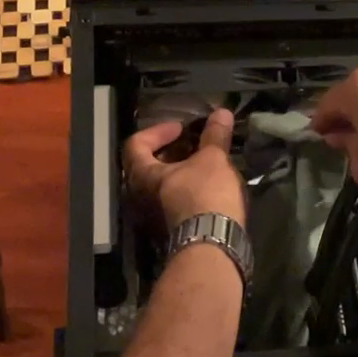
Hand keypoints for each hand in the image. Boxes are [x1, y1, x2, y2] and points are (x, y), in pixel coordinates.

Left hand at [125, 109, 245, 228]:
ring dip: (180, 172)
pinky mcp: (171, 230)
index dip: (157, 131)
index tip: (180, 128)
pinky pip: (173, 203)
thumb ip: (214, 135)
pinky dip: (187, 190)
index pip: (136, 144)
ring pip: (161, 187)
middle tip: (192, 144)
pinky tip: (209, 187)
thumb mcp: (213, 159)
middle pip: (147, 166)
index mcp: (143, 175)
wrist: (213, 243)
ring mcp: (153, 216)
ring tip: (204, 164)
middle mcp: (140, 196)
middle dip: (170, 152)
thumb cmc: (204, 194)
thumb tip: (221, 113)